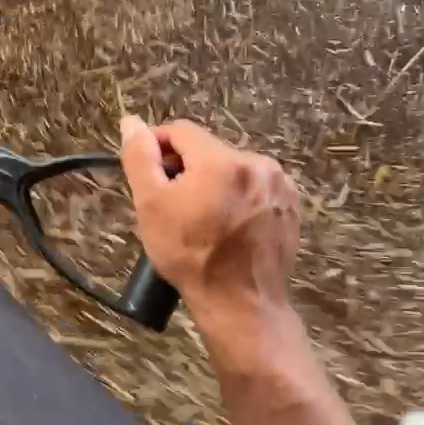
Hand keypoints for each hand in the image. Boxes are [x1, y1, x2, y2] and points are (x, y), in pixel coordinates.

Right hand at [118, 115, 300, 325]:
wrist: (241, 302)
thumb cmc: (188, 252)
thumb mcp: (150, 203)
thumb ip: (140, 156)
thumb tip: (132, 122)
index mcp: (222, 160)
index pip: (180, 131)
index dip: (156, 146)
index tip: (146, 173)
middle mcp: (258, 164)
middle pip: (206, 148)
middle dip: (184, 167)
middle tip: (168, 201)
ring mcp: (280, 186)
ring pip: (229, 167)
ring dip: (209, 180)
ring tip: (197, 215)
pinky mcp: (290, 206)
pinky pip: (252, 186)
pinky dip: (233, 195)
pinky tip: (224, 223)